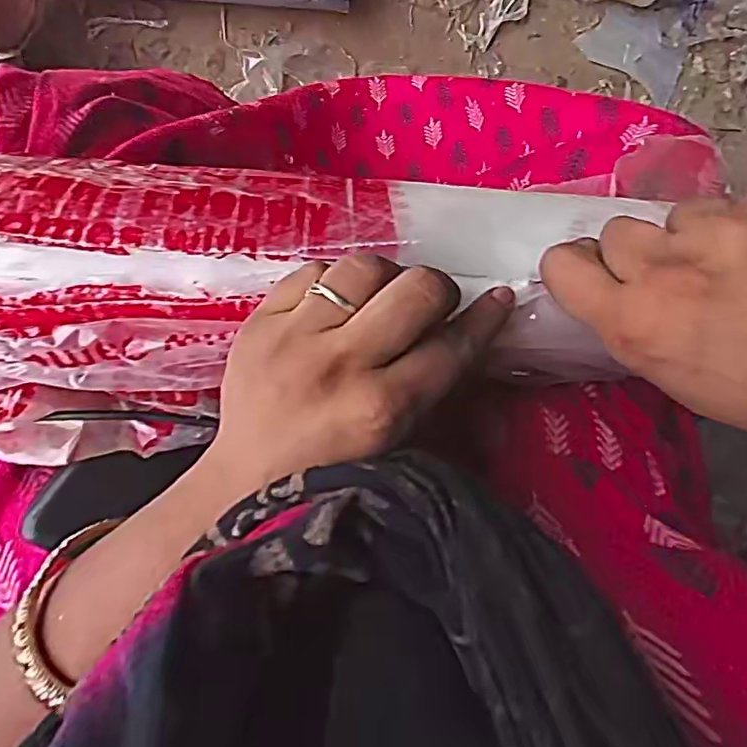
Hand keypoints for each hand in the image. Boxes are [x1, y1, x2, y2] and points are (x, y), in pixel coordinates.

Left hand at [208, 255, 512, 490]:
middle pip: (417, 291)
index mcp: (380, 409)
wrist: (248, 478)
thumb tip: (472, 329)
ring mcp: (293, 338)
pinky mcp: (259, 321)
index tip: (498, 298)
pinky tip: (339, 302)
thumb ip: (435, 387)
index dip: (485, 318)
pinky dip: (336, 281)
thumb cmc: (333, 470)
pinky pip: (315, 269)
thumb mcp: (397, 442)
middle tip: (433, 305)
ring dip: (388, 278)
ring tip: (383, 297)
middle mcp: (340, 366)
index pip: (451, 346)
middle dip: (439, 291)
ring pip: (365, 268)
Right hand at [539, 188, 746, 509]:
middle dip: (650, 252)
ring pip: (693, 212)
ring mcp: (742, 224)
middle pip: (622, 229)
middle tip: (697, 277)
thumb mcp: (700, 387)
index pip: (566, 264)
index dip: (583, 268)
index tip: (606, 274)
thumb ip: (649, 328)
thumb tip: (629, 287)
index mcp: (647, 326)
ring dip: (715, 235)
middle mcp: (679, 267)